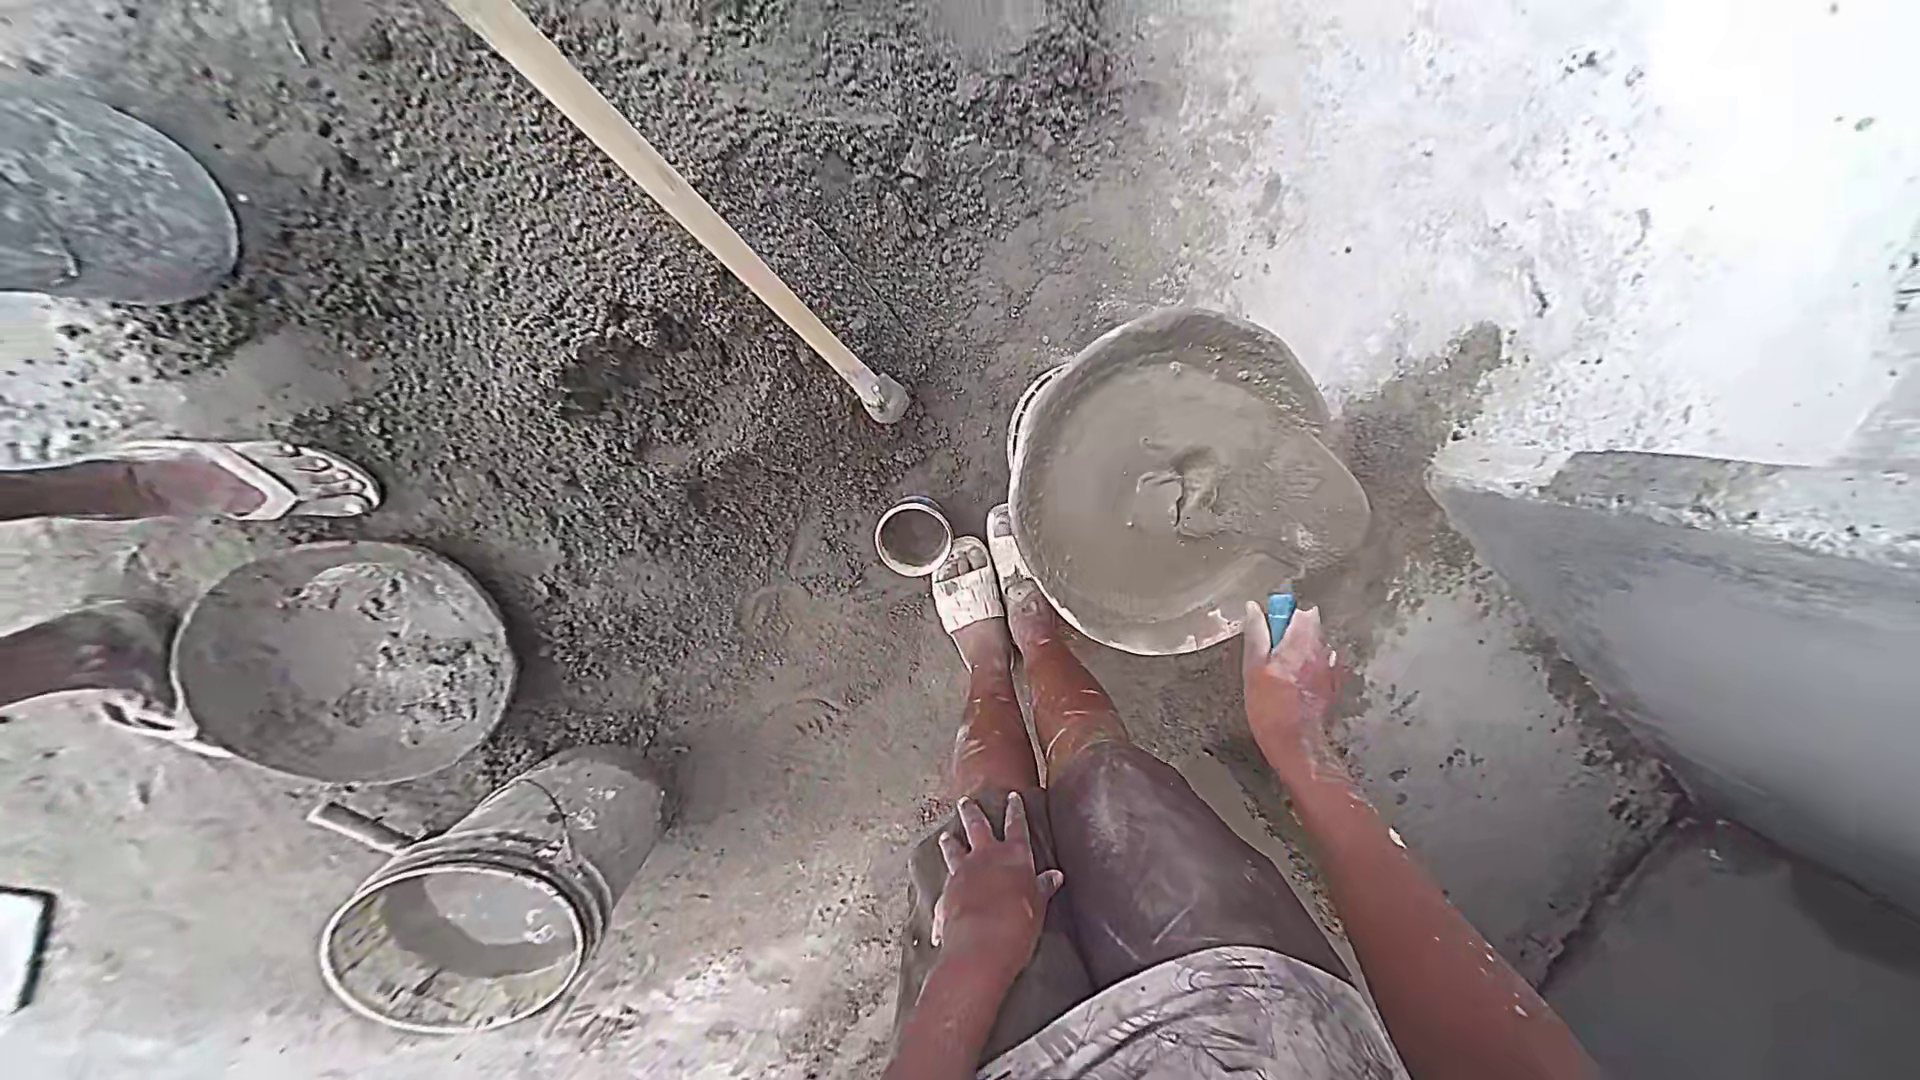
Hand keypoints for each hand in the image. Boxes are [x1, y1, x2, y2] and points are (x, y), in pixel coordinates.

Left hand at [931, 793, 1063, 981]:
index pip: (1016, 825)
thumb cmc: (1019, 925)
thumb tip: (1055, 876)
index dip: (1015, 810)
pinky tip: (940, 897)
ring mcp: (963, 872)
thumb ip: (1042, 888)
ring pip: (954, 849)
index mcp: (1013, 855)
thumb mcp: (1038, 906)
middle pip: (977, 826)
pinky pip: (945, 887)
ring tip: (945, 835)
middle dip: (972, 812)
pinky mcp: (947, 892)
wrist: (981, 946)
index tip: (1012, 796)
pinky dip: (945, 890)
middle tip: (964, 800)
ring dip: (950, 842)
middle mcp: (986, 856)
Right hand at [1241, 601, 1342, 771]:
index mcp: (1301, 643)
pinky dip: (1308, 667)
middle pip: (1310, 627)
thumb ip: (1256, 634)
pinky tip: (1293, 684)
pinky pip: (1320, 665)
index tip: (1268, 628)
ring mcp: (1330, 669)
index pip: (1300, 611)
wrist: (1296, 743)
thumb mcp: (1253, 667)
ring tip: (1279, 672)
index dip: (1282, 615)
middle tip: (1269, 653)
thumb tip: (1253, 608)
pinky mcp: (1332, 685)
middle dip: (1290, 633)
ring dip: (1299, 650)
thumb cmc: (1270, 706)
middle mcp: (1321, 652)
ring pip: (1315, 646)